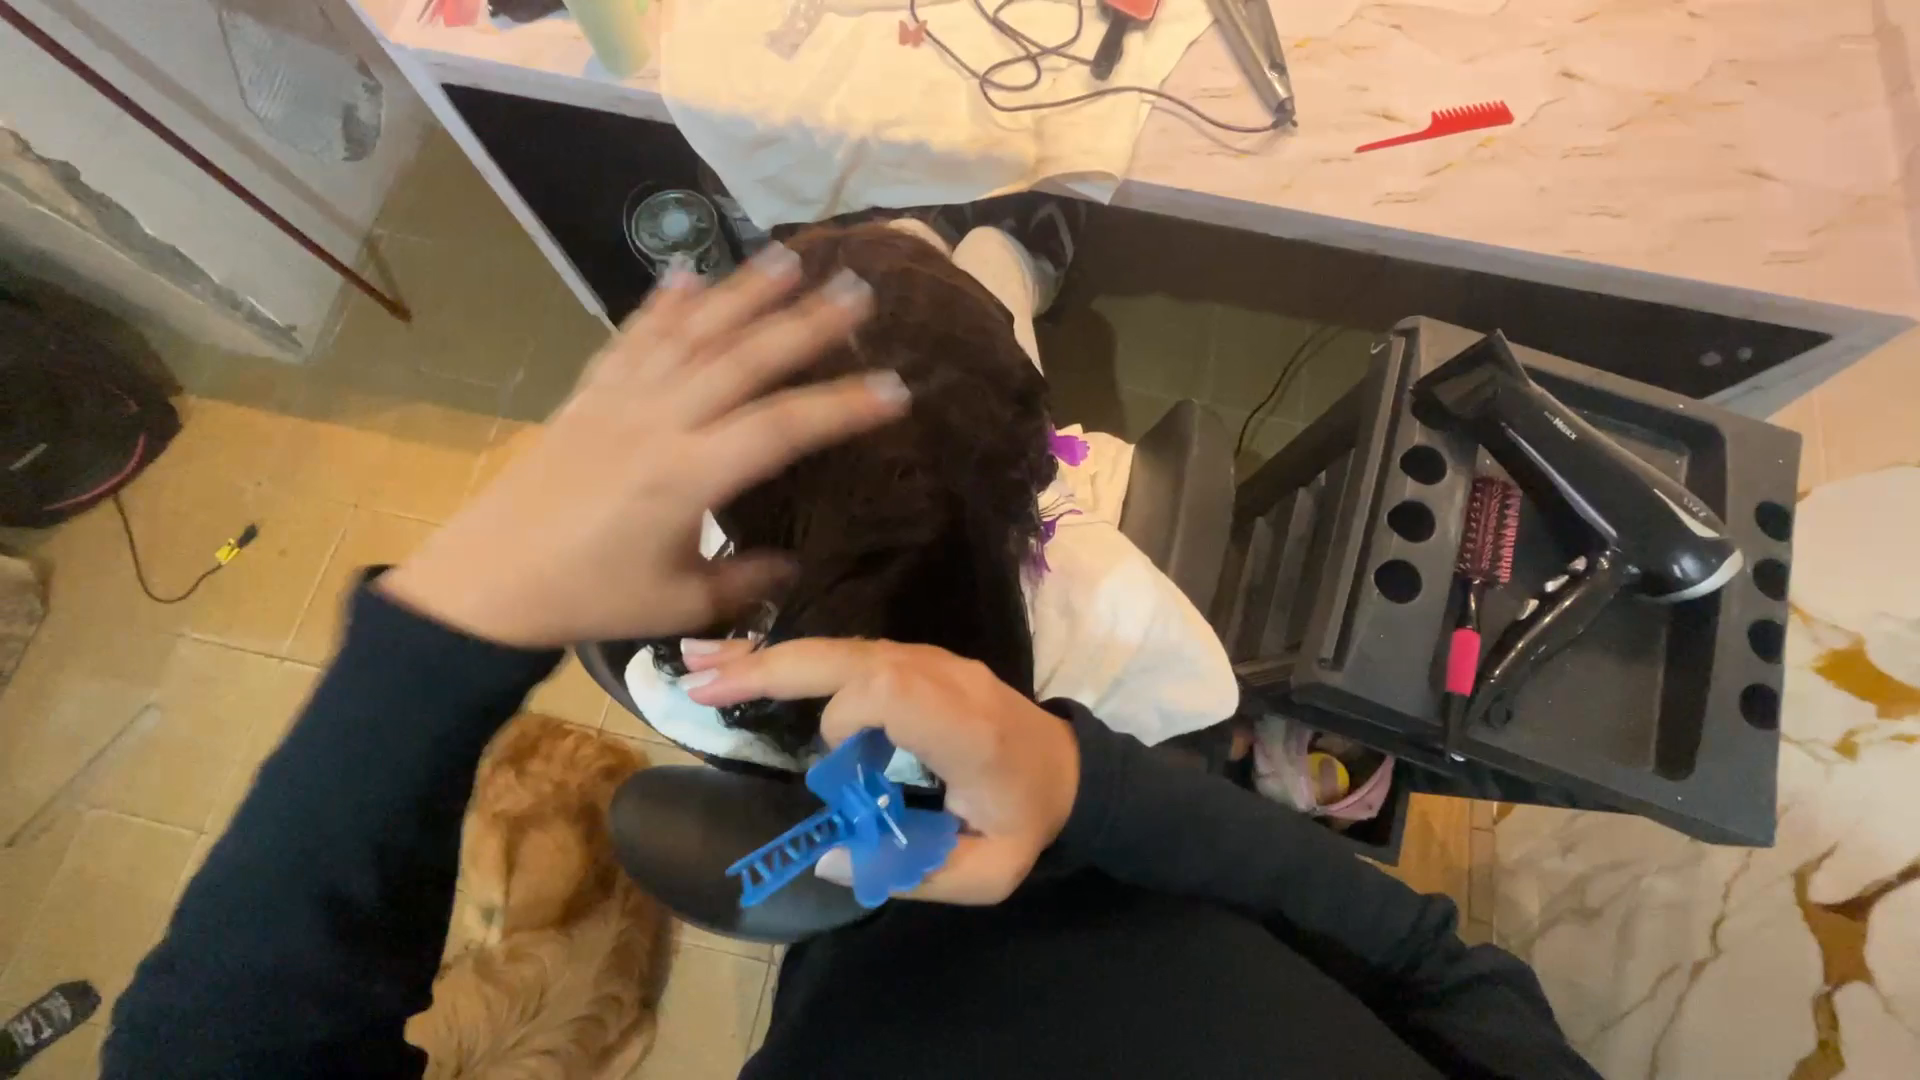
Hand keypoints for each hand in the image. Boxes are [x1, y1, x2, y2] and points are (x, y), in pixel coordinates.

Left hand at [379, 248, 906, 646]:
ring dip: (742, 293)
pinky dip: (662, 305)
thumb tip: (793, 564)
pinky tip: (686, 276)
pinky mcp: (588, 396)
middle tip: (856, 293)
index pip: (784, 428)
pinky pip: (631, 339)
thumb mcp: (681, 605)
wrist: (485, 583)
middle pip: (744, 359)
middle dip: (806, 324)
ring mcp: (620, 401)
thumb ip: (747, 582)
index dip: (844, 407)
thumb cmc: (589, 599)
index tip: (894, 390)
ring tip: (787, 260)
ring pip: (691, 334)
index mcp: (689, 476)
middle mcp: (659, 422)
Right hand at [679, 637, 1080, 903]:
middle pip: (854, 656)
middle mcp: (946, 677)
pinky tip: (743, 659)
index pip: (897, 689)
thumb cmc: (1026, 818)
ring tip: (700, 669)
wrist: (1066, 767)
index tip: (836, 762)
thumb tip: (823, 856)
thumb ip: (915, 873)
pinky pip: (849, 652)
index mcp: (969, 727)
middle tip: (700, 687)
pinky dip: (795, 658)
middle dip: (775, 668)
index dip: (849, 716)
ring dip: (770, 657)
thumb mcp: (990, 873)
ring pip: (843, 646)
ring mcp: (931, 659)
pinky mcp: (915, 659)